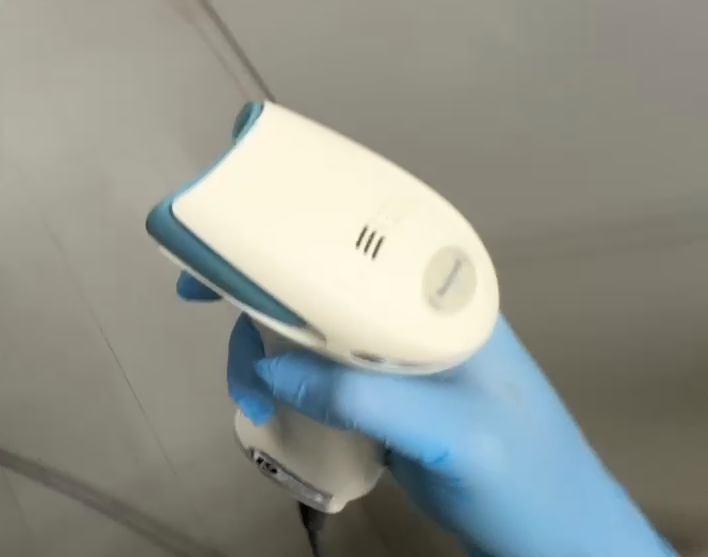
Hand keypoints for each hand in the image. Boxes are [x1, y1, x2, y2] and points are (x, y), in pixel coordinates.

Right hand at [178, 274, 671, 556]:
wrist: (564, 548)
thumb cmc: (527, 480)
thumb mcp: (452, 437)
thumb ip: (360, 397)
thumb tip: (269, 369)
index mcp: (432, 300)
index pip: (345, 244)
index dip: (277, 236)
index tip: (217, 243)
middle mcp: (401, 311)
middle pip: (304, 279)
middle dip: (248, 295)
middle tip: (198, 303)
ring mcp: (383, 348)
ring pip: (293, 322)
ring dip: (256, 351)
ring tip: (249, 396)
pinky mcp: (368, 383)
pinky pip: (301, 361)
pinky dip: (271, 376)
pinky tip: (266, 404)